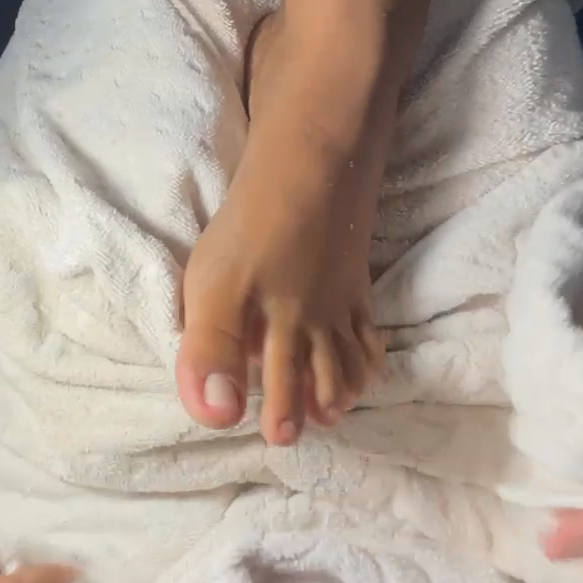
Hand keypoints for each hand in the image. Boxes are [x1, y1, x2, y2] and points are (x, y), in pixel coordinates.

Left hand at [177, 13, 385, 444]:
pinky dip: (368, 329)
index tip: (287, 439)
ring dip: (346, 372)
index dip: (285, 411)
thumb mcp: (218, 287)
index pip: (285, 382)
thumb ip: (213, 352)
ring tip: (346, 397)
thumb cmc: (258, 218)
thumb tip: (215, 421)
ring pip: (349, 340)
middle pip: (323, 367)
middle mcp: (318, 311)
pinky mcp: (351, 247)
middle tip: (318, 425)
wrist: (317, 143)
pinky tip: (366, 330)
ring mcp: (341, 281)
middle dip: (318, 399)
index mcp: (283, 324)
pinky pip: (366, 302)